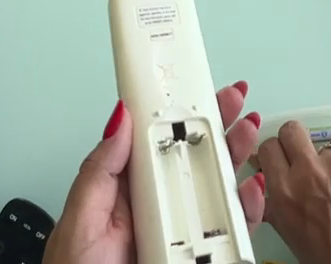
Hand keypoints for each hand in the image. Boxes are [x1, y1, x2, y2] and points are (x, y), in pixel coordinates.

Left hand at [41, 82, 265, 263]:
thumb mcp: (78, 224)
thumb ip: (98, 172)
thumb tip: (120, 118)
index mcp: (126, 192)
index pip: (159, 140)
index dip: (181, 110)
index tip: (200, 85)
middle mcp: (158, 209)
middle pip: (196, 158)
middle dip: (219, 125)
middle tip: (236, 99)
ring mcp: (182, 235)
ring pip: (218, 189)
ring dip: (237, 158)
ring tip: (247, 132)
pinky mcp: (203, 261)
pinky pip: (233, 235)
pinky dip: (248, 210)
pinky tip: (251, 192)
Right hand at [256, 121, 330, 263]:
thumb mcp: (293, 235)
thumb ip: (277, 205)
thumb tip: (267, 185)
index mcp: (285, 193)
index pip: (268, 147)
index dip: (275, 153)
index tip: (281, 158)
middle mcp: (309, 172)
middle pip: (292, 130)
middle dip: (295, 141)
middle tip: (304, 158)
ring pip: (326, 148)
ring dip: (330, 164)